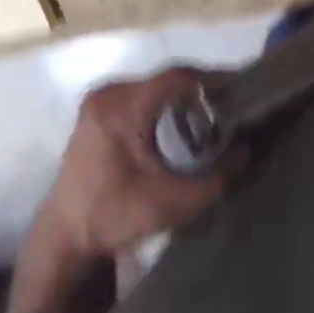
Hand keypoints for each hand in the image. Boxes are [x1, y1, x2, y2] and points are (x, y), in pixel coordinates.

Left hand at [35, 69, 235, 261]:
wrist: (65, 236)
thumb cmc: (117, 217)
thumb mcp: (177, 202)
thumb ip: (219, 176)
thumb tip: (247, 148)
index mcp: (123, 108)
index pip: (179, 76)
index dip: (214, 77)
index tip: (243, 86)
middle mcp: (109, 94)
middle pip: (168, 78)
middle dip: (203, 88)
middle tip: (235, 103)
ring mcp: (99, 100)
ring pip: (155, 85)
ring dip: (184, 96)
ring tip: (217, 112)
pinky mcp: (96, 111)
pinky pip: (140, 94)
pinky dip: (166, 102)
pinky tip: (185, 119)